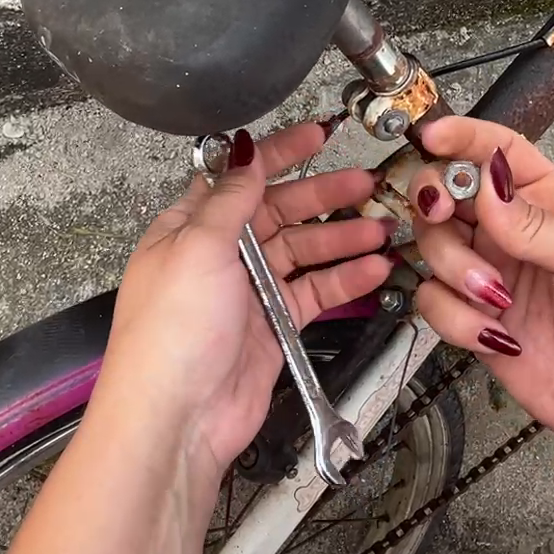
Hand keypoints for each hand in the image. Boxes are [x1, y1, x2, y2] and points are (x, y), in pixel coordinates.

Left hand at [95, 122, 395, 479]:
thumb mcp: (197, 247)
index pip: (242, 177)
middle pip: (281, 210)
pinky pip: (315, 291)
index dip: (281, 153)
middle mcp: (222, 253)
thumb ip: (229, 198)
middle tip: (366, 183)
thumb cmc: (171, 331)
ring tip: (382, 226)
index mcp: (193, 226)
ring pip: (304, 250)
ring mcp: (250, 289)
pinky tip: (373, 267)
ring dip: (342, 237)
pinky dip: (344, 278)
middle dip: (323, 194)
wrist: (176, 418)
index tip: (318, 135)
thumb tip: (244, 152)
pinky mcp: (274, 323)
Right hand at [404, 117, 553, 466]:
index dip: (462, 136)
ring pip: (432, 242)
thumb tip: (485, 188)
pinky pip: (431, 298)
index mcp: (550, 201)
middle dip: (436, 198)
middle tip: (442, 214)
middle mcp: (511, 230)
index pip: (498, 151)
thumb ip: (538, 223)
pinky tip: (492, 333)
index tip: (432, 136)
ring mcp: (487, 271)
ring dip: (452, 267)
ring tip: (493, 296)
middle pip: (448, 190)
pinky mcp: (470, 315)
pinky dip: (453, 316)